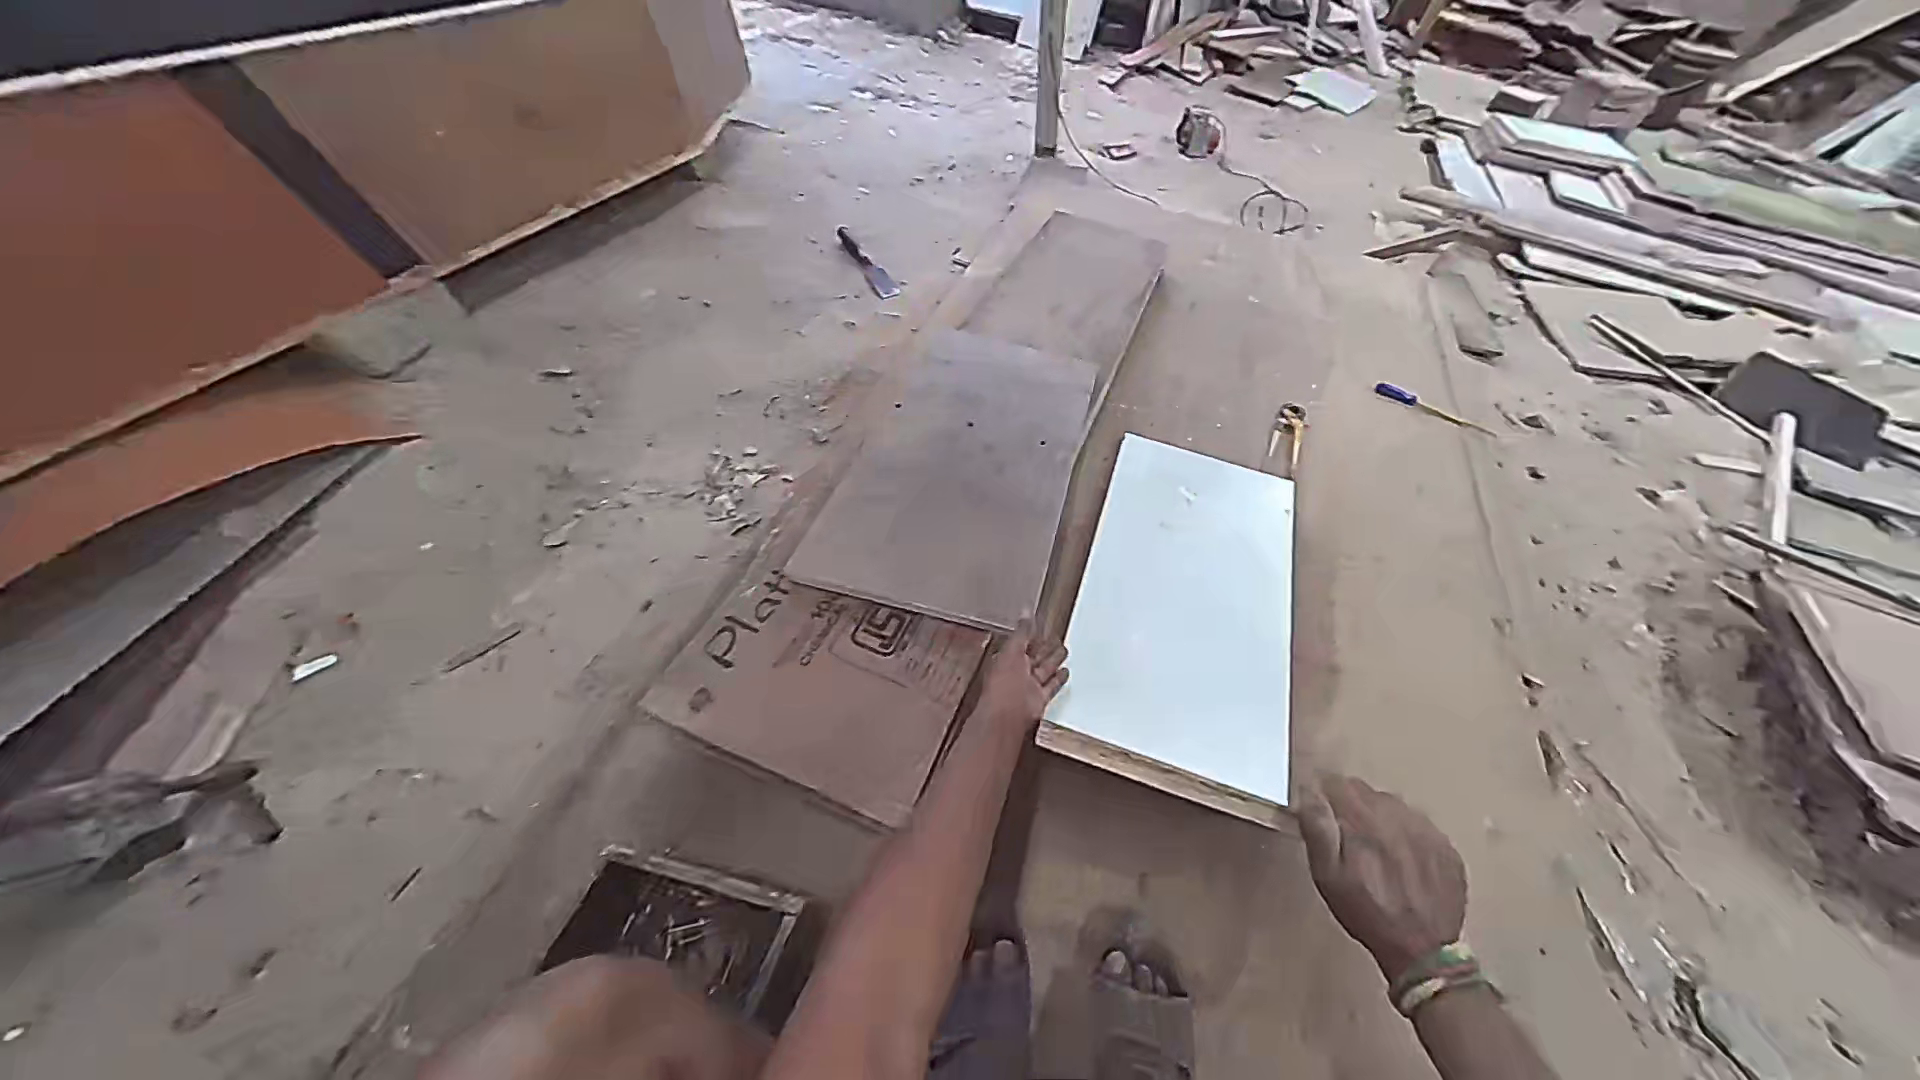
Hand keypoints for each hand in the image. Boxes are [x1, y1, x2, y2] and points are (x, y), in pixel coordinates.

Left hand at [974, 624, 1066, 733]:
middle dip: (1045, 647)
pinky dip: (1058, 679)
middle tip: (1056, 637)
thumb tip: (1025, 612)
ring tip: (1063, 650)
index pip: (1022, 643)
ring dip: (1054, 660)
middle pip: (1035, 656)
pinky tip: (1065, 672)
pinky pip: (1051, 686)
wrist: (1006, 715)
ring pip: (1044, 670)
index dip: (1031, 634)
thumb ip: (1022, 632)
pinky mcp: (1039, 699)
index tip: (1041, 625)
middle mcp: (1018, 673)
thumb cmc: (1004, 684)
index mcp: (1007, 659)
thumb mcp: (1013, 651)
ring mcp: (1028, 686)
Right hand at [1299, 775, 1466, 983]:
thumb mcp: (1326, 873)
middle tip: (1348, 839)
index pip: (1337, 783)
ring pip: (1392, 805)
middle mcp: (1398, 817)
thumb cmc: (1365, 910)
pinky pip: (1418, 825)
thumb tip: (1310, 793)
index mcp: (1365, 820)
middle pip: (1365, 791)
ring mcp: (1428, 832)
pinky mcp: (1447, 849)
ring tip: (1375, 850)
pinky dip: (1405, 834)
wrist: (1423, 952)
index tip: (1323, 816)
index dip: (1325, 797)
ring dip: (1378, 818)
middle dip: (1350, 806)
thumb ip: (1317, 827)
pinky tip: (1401, 860)